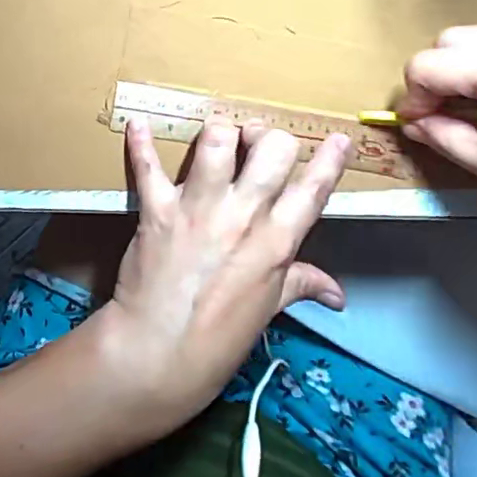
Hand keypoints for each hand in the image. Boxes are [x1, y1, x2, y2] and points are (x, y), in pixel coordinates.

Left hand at [90, 115, 350, 426]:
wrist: (160, 352)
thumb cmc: (220, 336)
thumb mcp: (268, 308)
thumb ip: (301, 285)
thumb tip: (337, 295)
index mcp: (277, 240)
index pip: (314, 189)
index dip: (331, 159)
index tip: (339, 138)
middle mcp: (244, 215)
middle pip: (273, 148)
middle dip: (268, 137)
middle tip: (255, 143)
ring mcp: (200, 209)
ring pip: (217, 142)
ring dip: (218, 133)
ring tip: (216, 138)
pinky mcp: (158, 209)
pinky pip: (148, 167)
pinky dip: (139, 143)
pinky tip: (137, 124)